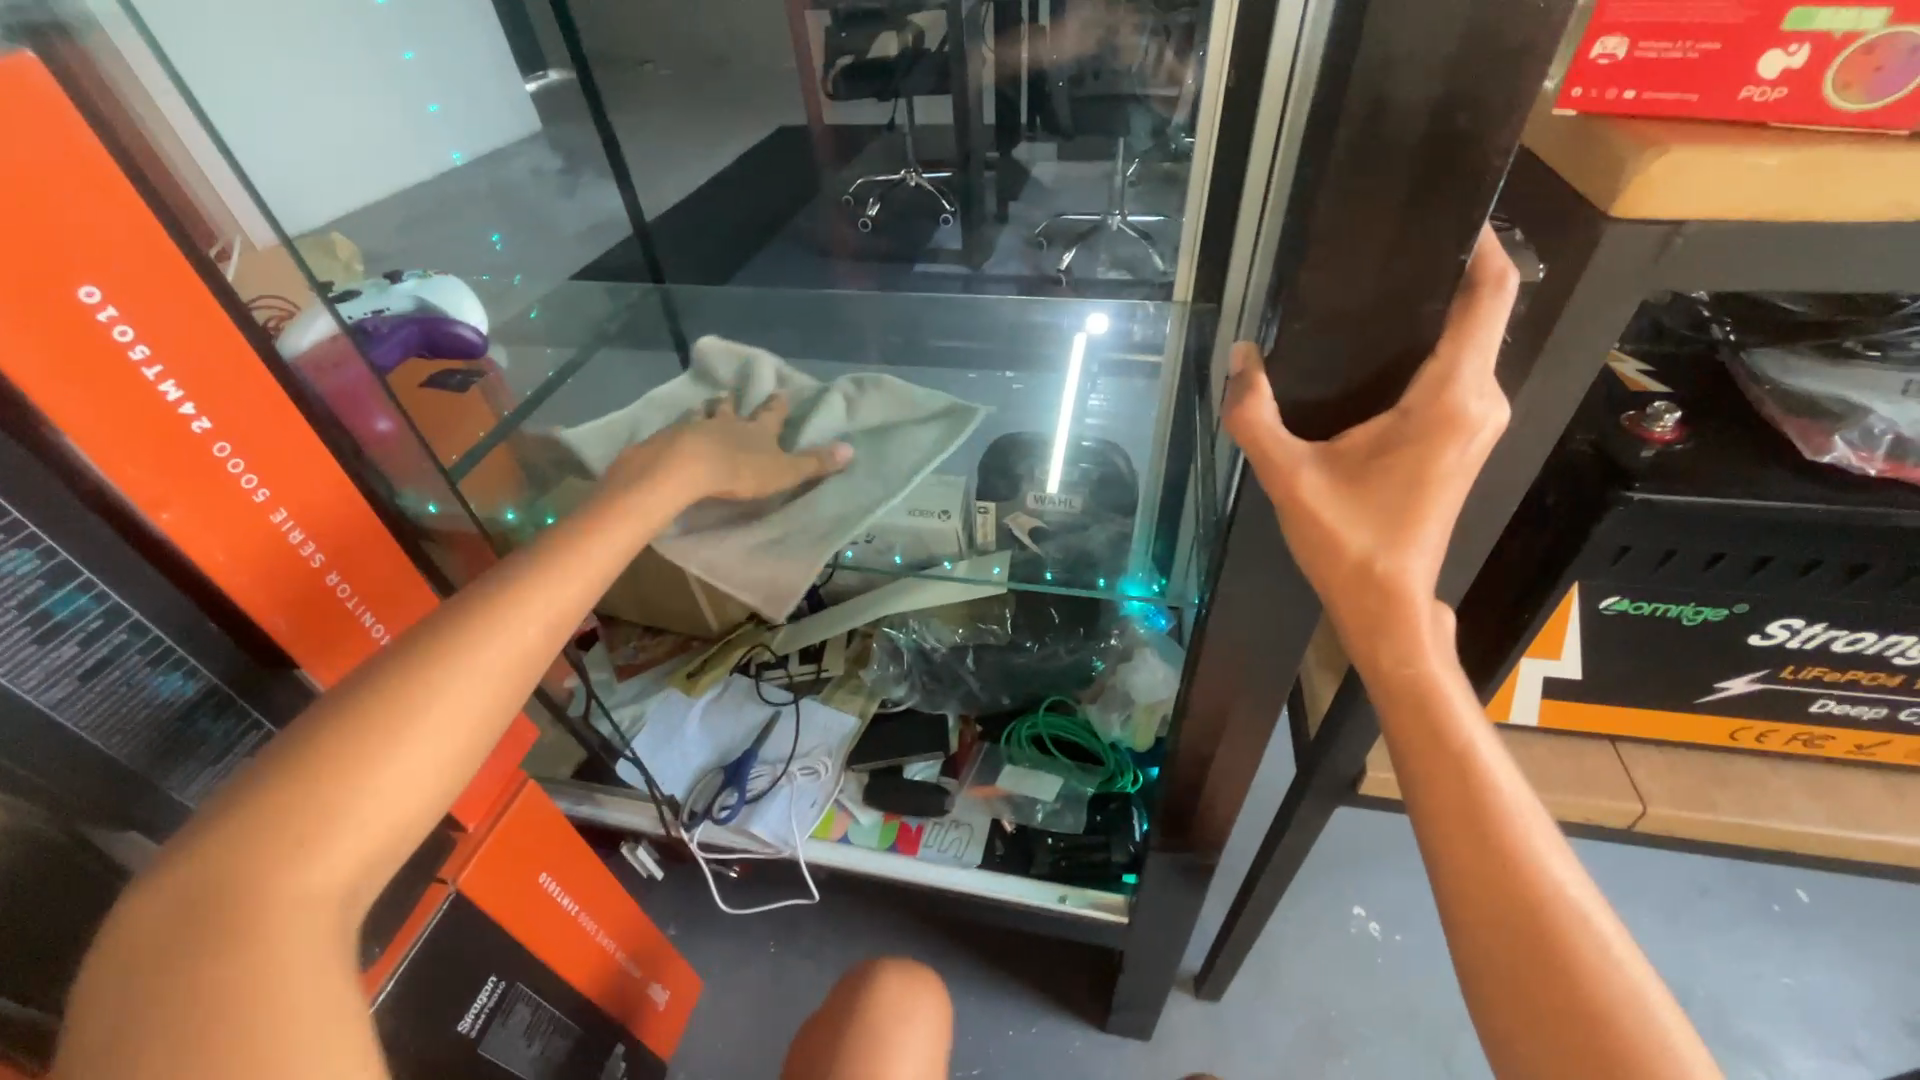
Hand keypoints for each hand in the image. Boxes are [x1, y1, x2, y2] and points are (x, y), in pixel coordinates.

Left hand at [608, 392, 853, 504]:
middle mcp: (728, 423)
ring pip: (703, 413)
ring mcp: (696, 428)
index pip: (772, 413)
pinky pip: (676, 429)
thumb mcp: (785, 471)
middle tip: (732, 393)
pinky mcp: (670, 439)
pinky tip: (673, 431)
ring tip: (704, 406)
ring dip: (706, 410)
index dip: (777, 404)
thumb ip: (814, 463)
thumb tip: (851, 449)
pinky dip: (678, 428)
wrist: (689, 468)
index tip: (780, 392)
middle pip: (732, 408)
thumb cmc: (742, 471)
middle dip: (735, 402)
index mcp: (758, 430)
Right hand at [1222, 224, 1517, 671]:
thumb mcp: (1287, 476)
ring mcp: (1479, 421)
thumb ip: (1255, 415)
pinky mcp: (1466, 438)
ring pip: (1471, 342)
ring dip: (1436, 310)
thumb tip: (1238, 358)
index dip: (1481, 244)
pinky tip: (1381, 347)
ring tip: (1376, 287)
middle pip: (1482, 311)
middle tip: (1382, 246)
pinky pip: (1460, 370)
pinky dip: (1433, 346)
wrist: (1386, 602)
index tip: (1450, 210)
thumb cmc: (1346, 540)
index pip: (1489, 295)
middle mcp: (1479, 400)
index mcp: (1449, 397)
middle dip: (1445, 270)